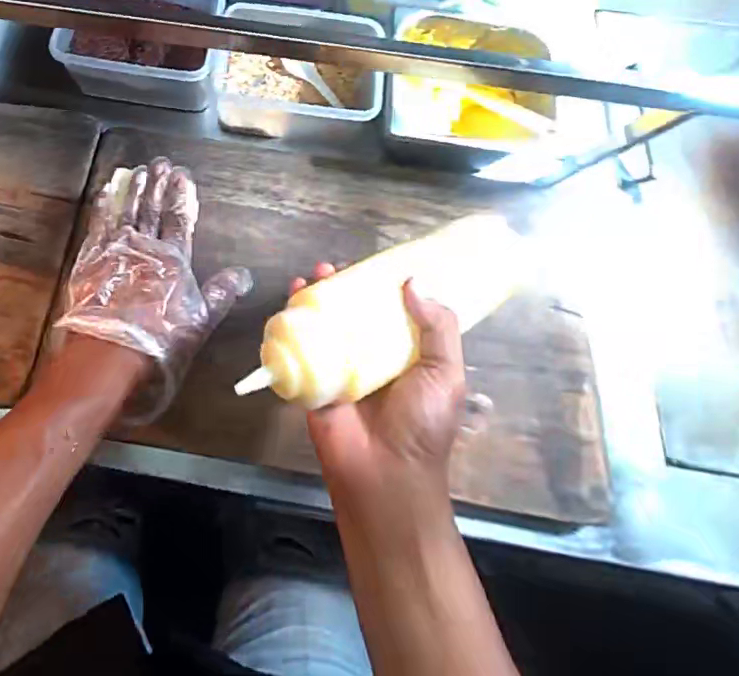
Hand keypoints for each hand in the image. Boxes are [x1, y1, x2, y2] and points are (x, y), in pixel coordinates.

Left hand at [52, 158, 251, 424]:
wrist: (107, 361)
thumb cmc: (158, 346)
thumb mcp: (199, 325)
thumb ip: (219, 295)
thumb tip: (245, 274)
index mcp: (173, 262)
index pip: (181, 220)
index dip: (183, 197)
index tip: (183, 175)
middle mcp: (144, 250)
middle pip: (152, 211)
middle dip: (158, 186)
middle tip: (160, 163)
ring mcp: (114, 253)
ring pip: (126, 213)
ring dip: (133, 191)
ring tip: (138, 171)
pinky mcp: (89, 262)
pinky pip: (97, 226)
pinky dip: (103, 207)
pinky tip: (105, 193)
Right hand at [300, 263, 466, 502]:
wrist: (385, 474)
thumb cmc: (423, 425)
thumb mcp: (447, 375)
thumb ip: (439, 328)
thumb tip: (412, 281)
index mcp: (404, 353)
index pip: (392, 310)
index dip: (382, 285)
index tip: (373, 264)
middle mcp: (370, 354)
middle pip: (354, 311)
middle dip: (342, 286)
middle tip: (335, 267)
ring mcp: (339, 365)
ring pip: (325, 322)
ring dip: (315, 296)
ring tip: (312, 275)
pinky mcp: (312, 377)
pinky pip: (300, 344)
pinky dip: (292, 320)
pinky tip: (291, 299)